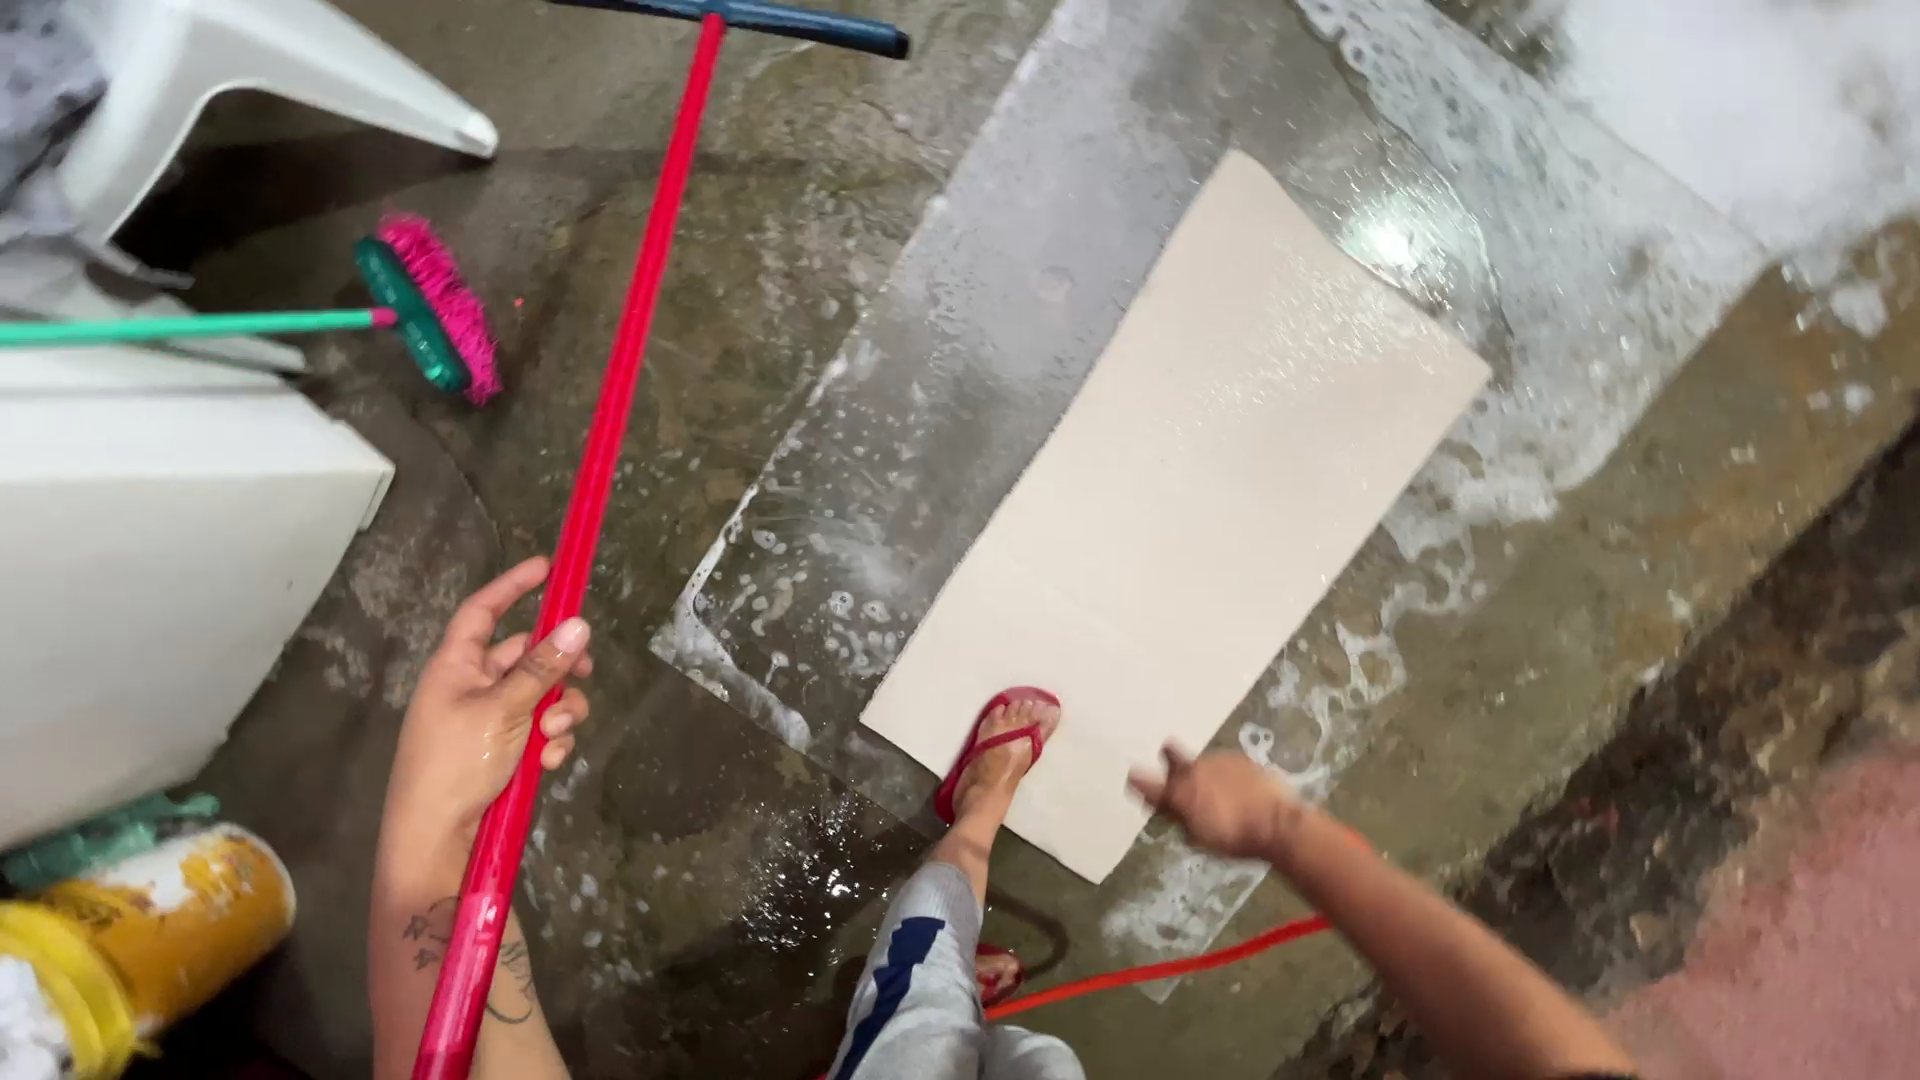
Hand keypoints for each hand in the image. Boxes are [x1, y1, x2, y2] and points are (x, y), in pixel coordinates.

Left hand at [387, 556, 592, 837]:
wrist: (437, 841)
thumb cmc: (456, 764)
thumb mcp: (504, 709)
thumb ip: (544, 667)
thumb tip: (581, 623)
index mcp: (456, 668)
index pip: (482, 612)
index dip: (512, 587)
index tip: (547, 569)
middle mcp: (473, 687)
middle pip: (527, 655)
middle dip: (559, 664)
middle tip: (586, 668)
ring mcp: (492, 719)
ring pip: (544, 693)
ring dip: (561, 710)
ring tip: (557, 734)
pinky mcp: (508, 748)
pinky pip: (542, 728)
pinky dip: (552, 740)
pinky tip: (548, 762)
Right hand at [1128, 744, 1305, 859]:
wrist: (1280, 825)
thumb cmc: (1234, 837)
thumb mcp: (1196, 835)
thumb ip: (1170, 811)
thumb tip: (1140, 787)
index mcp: (1180, 787)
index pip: (1145, 776)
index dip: (1140, 780)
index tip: (1138, 783)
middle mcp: (1195, 766)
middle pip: (1171, 753)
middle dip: (1171, 761)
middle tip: (1183, 783)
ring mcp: (1221, 759)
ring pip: (1203, 762)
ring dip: (1206, 774)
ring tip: (1223, 798)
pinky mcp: (1244, 759)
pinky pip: (1227, 765)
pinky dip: (1228, 777)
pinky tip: (1242, 794)